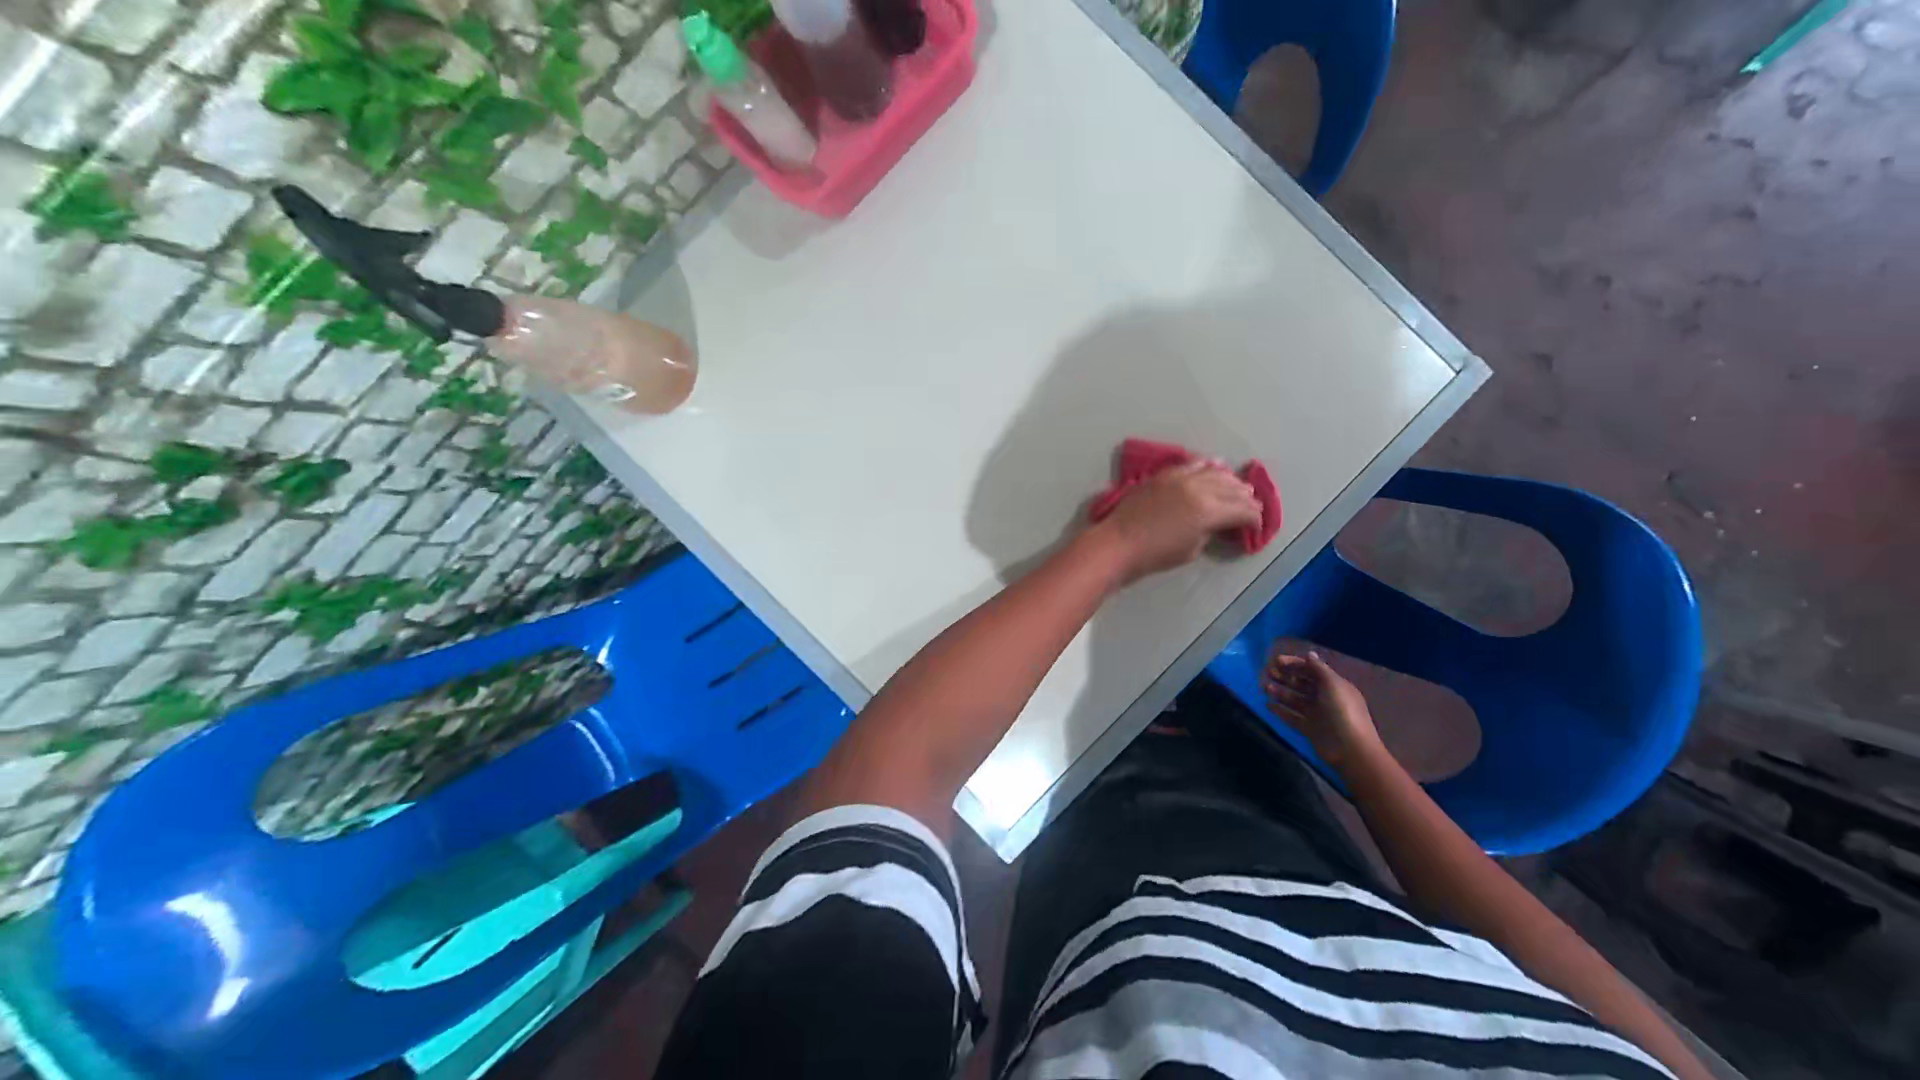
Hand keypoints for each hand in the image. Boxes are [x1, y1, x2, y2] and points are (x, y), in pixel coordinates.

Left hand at [1091, 462, 1262, 583]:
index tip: (1255, 526)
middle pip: (1233, 488)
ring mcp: (1180, 478)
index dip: (1254, 519)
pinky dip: (1207, 466)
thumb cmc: (1155, 555)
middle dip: (1246, 498)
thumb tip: (1217, 523)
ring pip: (1215, 472)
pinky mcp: (1164, 475)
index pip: (1243, 511)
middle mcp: (1199, 488)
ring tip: (1238, 487)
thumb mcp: (1192, 549)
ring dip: (1230, 480)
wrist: (1118, 543)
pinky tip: (1214, 466)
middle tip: (1251, 506)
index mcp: (1209, 511)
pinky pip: (1192, 464)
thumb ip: (1210, 531)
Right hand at [1263, 648, 1382, 768]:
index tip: (1276, 661)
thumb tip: (1309, 654)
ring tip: (1265, 687)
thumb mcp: (1333, 685)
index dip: (1295, 664)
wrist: (1350, 749)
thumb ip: (1319, 668)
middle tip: (1268, 672)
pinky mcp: (1309, 729)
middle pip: (1302, 683)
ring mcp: (1317, 714)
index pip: (1312, 670)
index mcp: (1334, 685)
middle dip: (1285, 676)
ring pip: (1295, 699)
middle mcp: (1325, 698)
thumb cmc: (1342, 711)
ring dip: (1280, 692)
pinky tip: (1268, 705)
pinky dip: (1280, 710)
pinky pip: (1292, 717)